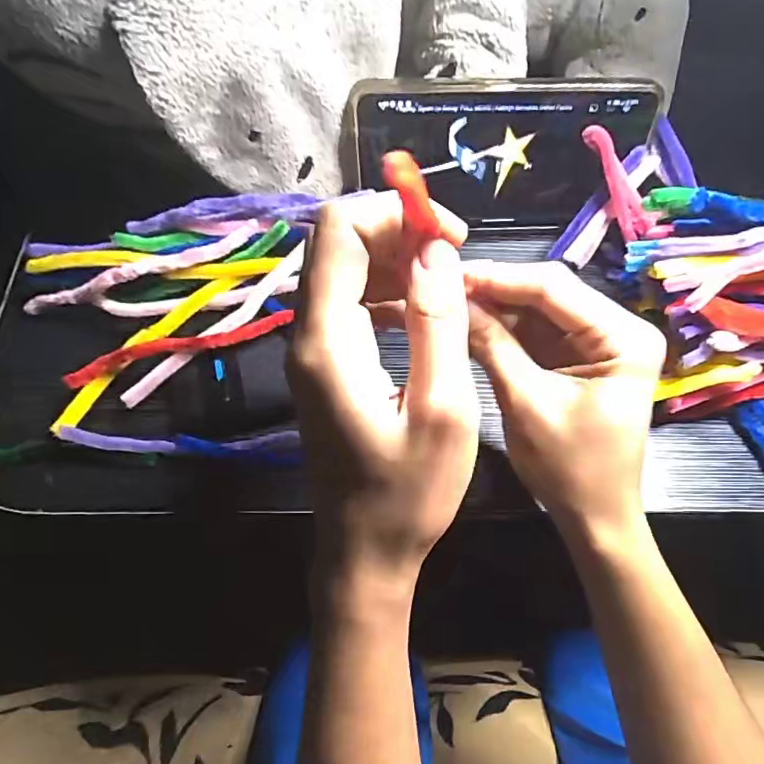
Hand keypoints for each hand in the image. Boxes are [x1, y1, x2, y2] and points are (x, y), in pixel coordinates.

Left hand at [289, 192, 477, 578]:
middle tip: (456, 255)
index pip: (338, 229)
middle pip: (338, 242)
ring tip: (448, 280)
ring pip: (344, 270)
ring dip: (395, 259)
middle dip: (398, 230)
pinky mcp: (326, 368)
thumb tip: (435, 248)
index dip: (395, 213)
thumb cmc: (409, 494)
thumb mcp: (441, 411)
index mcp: (329, 341)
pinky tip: (423, 311)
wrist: (365, 551)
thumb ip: (437, 323)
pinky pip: (350, 304)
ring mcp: (312, 353)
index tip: (451, 236)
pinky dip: (387, 290)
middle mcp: (307, 337)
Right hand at [465, 261, 665, 534]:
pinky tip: (468, 321)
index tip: (448, 273)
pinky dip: (503, 330)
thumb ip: (492, 347)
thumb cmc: (571, 471)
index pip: (555, 288)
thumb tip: (453, 300)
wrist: (594, 517)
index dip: (498, 277)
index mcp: (624, 338)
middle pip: (548, 294)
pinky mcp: (578, 358)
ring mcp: (599, 342)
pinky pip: (536, 333)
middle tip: (440, 285)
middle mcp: (619, 329)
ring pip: (538, 310)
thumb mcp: (527, 405)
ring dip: (494, 307)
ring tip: (447, 300)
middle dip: (494, 290)